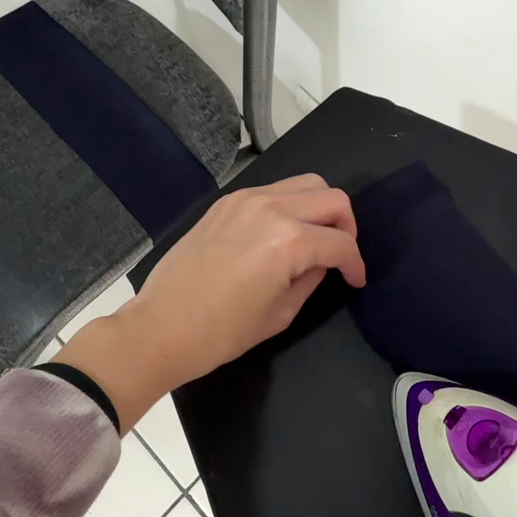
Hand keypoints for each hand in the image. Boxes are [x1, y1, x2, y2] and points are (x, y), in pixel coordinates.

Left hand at [52, 173, 365, 430]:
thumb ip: (311, 280)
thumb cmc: (221, 333)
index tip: (356, 278)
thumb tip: (323, 263)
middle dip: (346, 226)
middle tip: (341, 252)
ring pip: (306, 183)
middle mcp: (272, 208)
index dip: (355, 263)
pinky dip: (290, 204)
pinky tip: (281, 231)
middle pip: (333, 198)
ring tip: (315, 235)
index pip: (340, 243)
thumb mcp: (281, 313)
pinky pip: (274, 189)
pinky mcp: (228, 201)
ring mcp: (247, 199)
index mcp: (289, 242)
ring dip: (320, 207)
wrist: (160, 327)